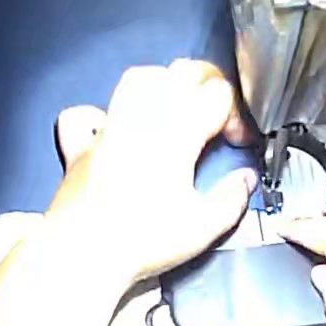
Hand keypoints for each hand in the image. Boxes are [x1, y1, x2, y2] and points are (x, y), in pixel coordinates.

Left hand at [41, 60, 256, 283]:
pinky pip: (86, 115)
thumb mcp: (204, 227)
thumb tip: (245, 181)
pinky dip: (101, 115)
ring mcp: (109, 128)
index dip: (237, 115)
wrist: (87, 252)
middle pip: (181, 72)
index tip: (240, 143)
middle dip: (207, 84)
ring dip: (163, 83)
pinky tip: (111, 129)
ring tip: (175, 108)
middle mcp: (143, 118)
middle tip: (218, 114)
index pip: (217, 97)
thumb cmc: (146, 240)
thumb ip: (232, 200)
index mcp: (177, 132)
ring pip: (138, 78)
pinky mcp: (81, 147)